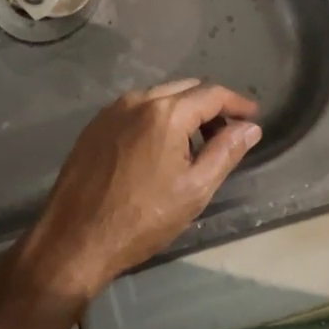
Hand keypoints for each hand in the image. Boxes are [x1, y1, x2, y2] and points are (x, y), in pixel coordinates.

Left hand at [16, 79, 261, 301]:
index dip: (237, 102)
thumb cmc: (142, 219)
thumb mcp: (194, 190)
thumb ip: (225, 152)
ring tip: (195, 145)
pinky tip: (159, 149)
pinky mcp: (95, 125)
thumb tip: (250, 127)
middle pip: (185, 89)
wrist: (76, 238)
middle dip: (210, 106)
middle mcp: (137, 100)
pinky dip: (156, 118)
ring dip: (183, 112)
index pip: (211, 93)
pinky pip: (135, 109)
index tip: (253, 116)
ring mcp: (112, 110)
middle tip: (227, 134)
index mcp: (165, 112)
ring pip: (159, 97)